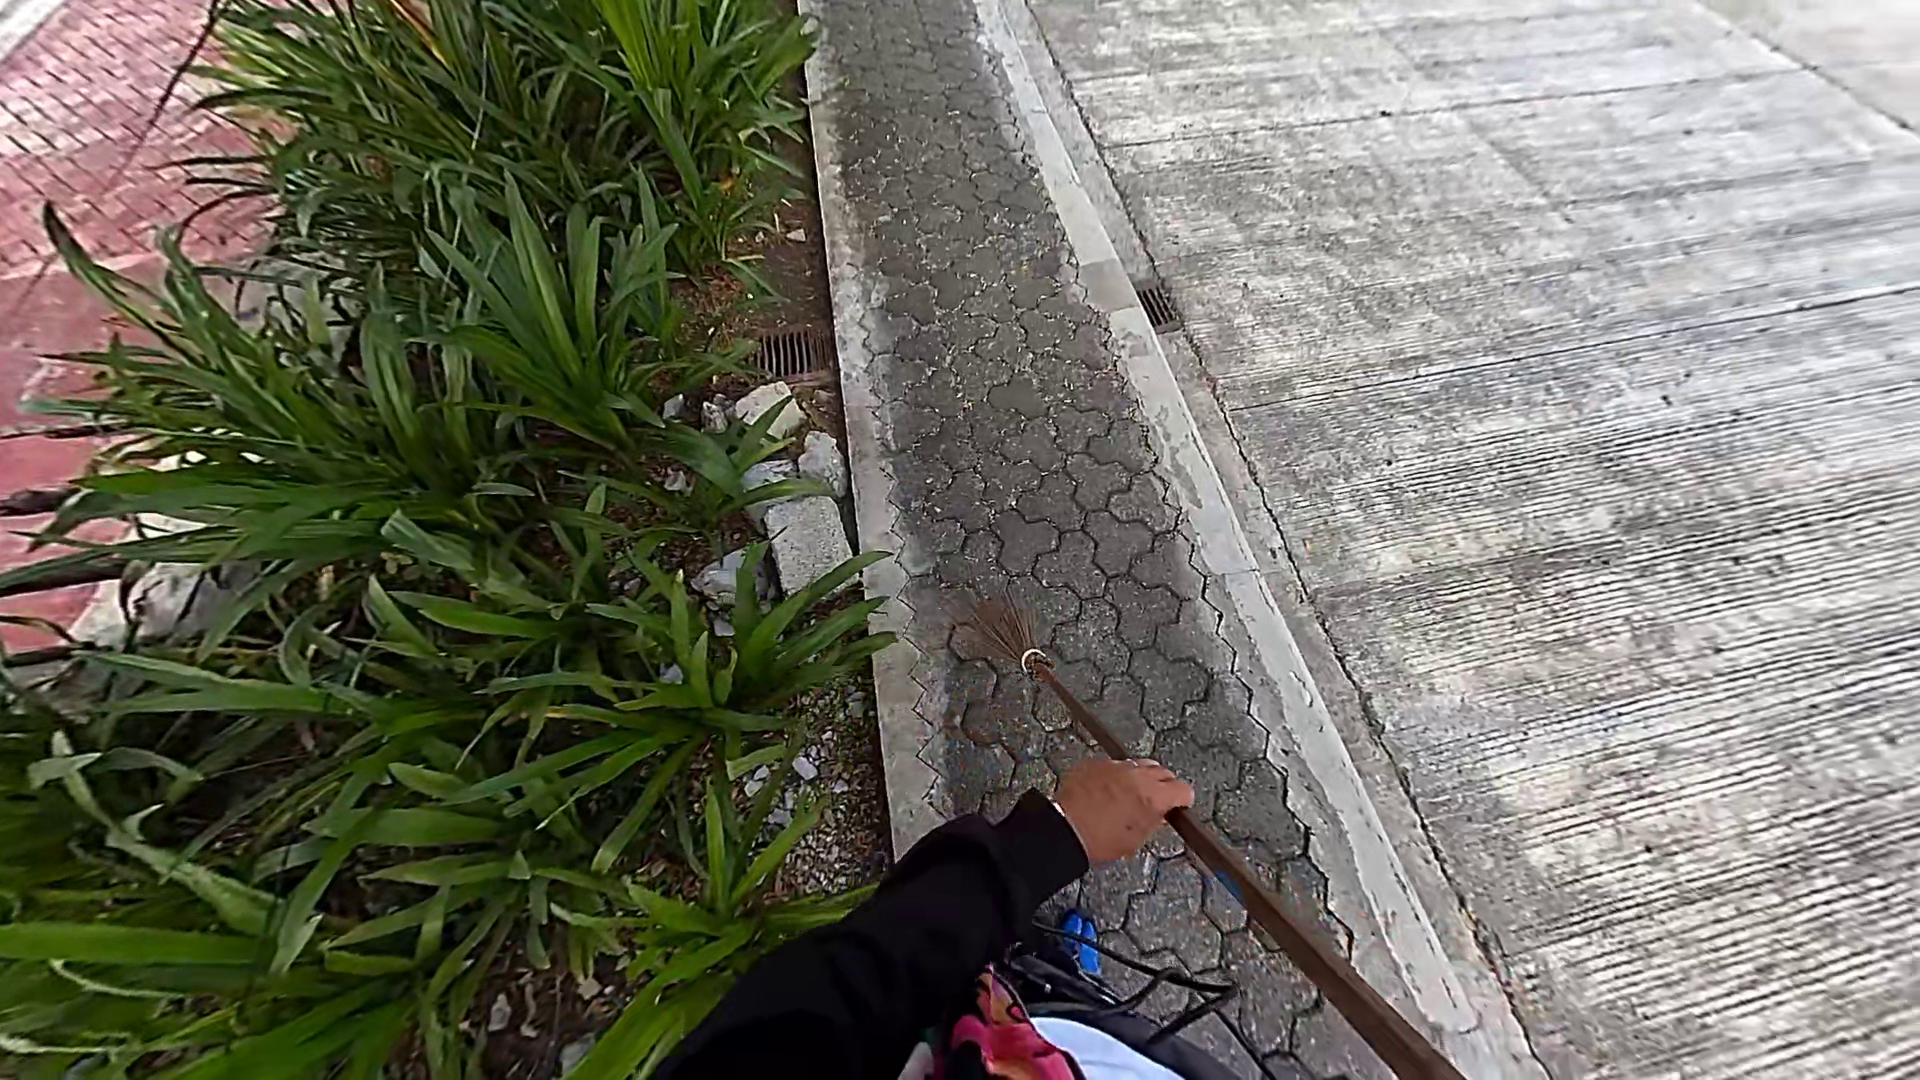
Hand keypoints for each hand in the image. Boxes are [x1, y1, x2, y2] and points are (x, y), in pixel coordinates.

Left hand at [1053, 759, 1193, 862]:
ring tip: (1134, 792)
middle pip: (1163, 771)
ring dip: (1142, 775)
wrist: (1068, 827)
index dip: (1183, 798)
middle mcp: (1137, 775)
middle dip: (1164, 784)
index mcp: (1153, 796)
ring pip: (1139, 763)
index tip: (1180, 802)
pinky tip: (1111, 787)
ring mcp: (1116, 765)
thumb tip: (1160, 813)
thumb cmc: (1100, 838)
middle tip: (1159, 797)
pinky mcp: (1098, 762)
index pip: (1182, 789)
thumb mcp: (1137, 839)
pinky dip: (1118, 773)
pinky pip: (1115, 763)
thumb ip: (1153, 821)